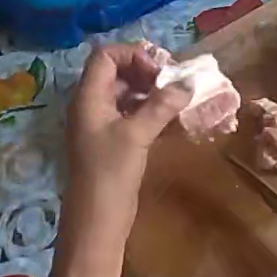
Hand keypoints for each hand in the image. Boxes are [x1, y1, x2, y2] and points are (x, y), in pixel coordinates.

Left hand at [64, 42, 189, 228]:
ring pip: (126, 93)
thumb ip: (161, 106)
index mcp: (88, 97)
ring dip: (151, 91)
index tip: (159, 73)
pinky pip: (131, 114)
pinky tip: (174, 118)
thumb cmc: (110, 173)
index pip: (105, 56)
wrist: (96, 221)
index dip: (133, 55)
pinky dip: (151, 110)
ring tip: (178, 99)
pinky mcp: (112, 140)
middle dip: (146, 71)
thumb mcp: (137, 135)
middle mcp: (91, 104)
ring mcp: (101, 123)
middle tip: (174, 84)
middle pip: (116, 71)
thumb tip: (188, 82)